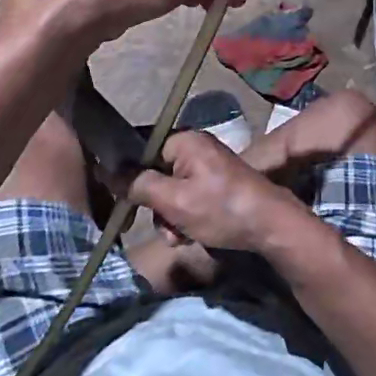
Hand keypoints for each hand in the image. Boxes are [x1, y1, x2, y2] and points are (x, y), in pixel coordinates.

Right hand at [130, 132, 316, 253]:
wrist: (268, 224)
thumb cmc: (220, 208)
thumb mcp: (172, 200)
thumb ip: (138, 184)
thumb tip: (107, 170)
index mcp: (186, 140)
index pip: (140, 147)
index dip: (125, 172)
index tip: (118, 197)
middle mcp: (196, 147)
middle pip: (154, 174)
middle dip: (155, 206)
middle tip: (166, 224)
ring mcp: (207, 166)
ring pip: (169, 192)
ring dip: (170, 218)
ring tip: (182, 235)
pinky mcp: (215, 185)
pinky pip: (187, 199)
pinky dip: (185, 218)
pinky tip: (191, 235)